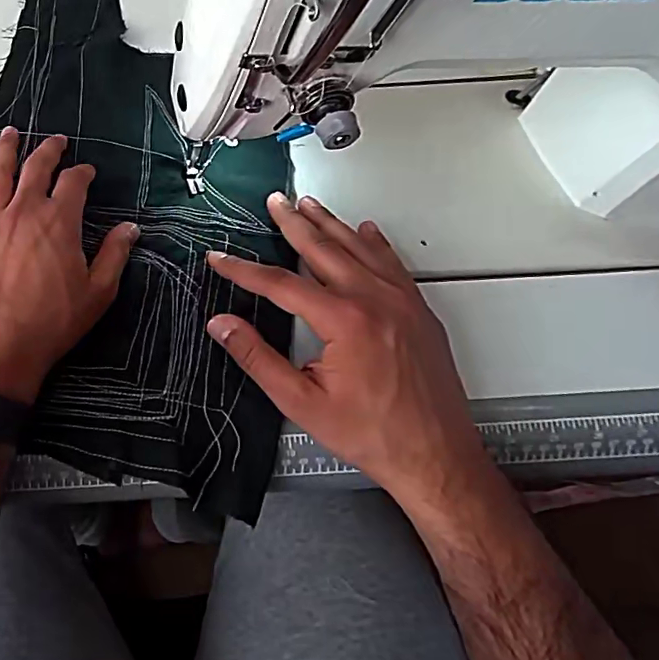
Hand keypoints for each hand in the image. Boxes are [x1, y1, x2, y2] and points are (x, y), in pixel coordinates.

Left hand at [0, 127, 138, 402]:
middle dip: (48, 150)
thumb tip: (129, 230)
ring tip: (11, 134)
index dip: (82, 173)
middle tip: (56, 141)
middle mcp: (24, 213)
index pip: (73, 182)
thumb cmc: (51, 323)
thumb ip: (114, 255)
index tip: (87, 173)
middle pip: (35, 168)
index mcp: (59, 222)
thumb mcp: (97, 293)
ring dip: (6, 150)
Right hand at [203, 192, 491, 509]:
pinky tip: (365, 231)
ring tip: (308, 205)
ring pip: (360, 250)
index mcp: (346, 322)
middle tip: (274, 201)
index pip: (281, 284)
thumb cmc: (373, 434)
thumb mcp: (299, 401)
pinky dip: (374, 244)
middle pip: (325, 250)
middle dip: (293, 223)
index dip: (244, 270)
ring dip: (330, 224)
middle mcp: (378, 304)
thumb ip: (256, 357)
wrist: (438, 458)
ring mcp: (404, 305)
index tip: (220, 259)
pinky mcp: (419, 314)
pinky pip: (393, 265)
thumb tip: (222, 326)